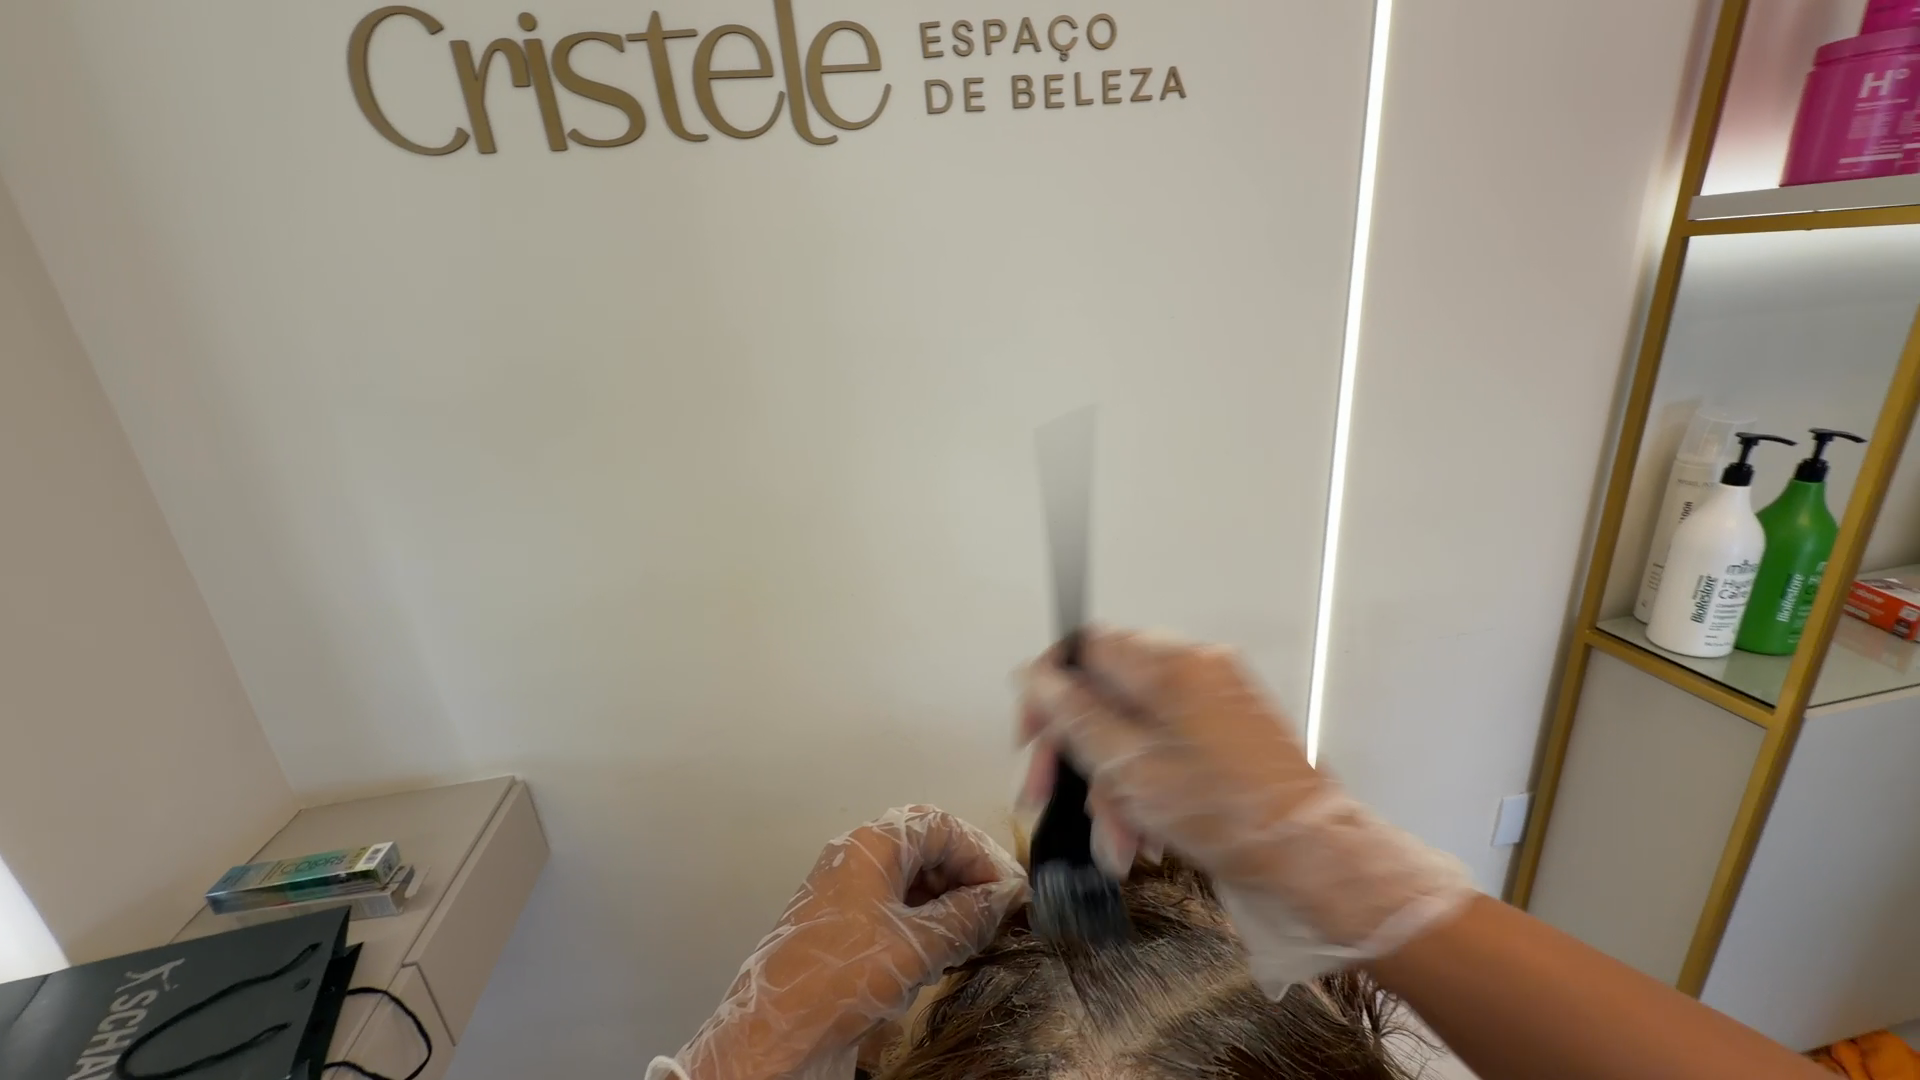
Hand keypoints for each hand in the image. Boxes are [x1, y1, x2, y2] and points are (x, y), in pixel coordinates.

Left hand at [663, 807, 1025, 1079]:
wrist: (778, 1032)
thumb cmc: (842, 975)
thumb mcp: (916, 945)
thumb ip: (966, 917)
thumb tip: (1003, 898)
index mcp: (870, 845)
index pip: (937, 826)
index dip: (978, 852)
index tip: (1005, 886)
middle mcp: (858, 858)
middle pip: (925, 847)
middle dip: (965, 874)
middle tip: (996, 906)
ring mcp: (849, 891)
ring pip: (912, 878)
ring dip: (948, 899)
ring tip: (977, 929)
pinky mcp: (846, 925)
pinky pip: (896, 906)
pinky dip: (926, 919)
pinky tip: (944, 947)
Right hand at [1019, 628, 1471, 986]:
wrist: (1315, 861)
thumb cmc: (1236, 817)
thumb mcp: (1131, 768)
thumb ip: (1075, 716)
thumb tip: (1038, 678)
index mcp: (1171, 666)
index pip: (1086, 646)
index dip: (1049, 687)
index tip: (1032, 729)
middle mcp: (1193, 671)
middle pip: (1105, 694)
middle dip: (1076, 752)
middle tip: (1047, 790)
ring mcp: (1211, 701)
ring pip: (1131, 729)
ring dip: (1111, 785)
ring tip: (1116, 839)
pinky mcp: (1223, 732)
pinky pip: (1163, 745)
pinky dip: (1145, 786)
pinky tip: (1146, 832)